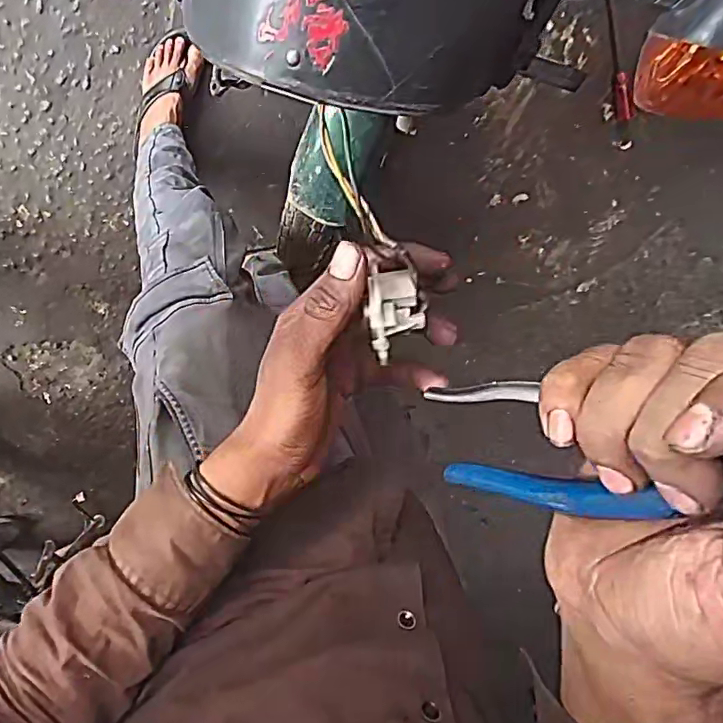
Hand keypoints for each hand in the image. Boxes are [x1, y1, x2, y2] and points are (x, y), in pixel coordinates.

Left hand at [201, 240, 458, 512]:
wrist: (276, 463)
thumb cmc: (277, 416)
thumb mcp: (301, 358)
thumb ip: (325, 309)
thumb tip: (350, 259)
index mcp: (311, 314)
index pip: (355, 270)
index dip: (393, 261)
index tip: (427, 263)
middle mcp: (327, 327)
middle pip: (377, 293)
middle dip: (415, 286)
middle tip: (447, 284)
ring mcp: (341, 352)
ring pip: (388, 326)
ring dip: (420, 326)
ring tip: (447, 334)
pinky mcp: (352, 377)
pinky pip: (389, 365)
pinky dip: (413, 368)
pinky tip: (431, 377)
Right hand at [536, 334, 722, 722]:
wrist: (618, 621)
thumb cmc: (708, 624)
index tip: (712, 451)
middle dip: (673, 432)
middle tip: (682, 494)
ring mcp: (697, 401)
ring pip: (650, 355)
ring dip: (617, 430)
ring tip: (637, 484)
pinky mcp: (629, 395)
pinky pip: (592, 360)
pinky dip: (568, 402)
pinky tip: (579, 443)